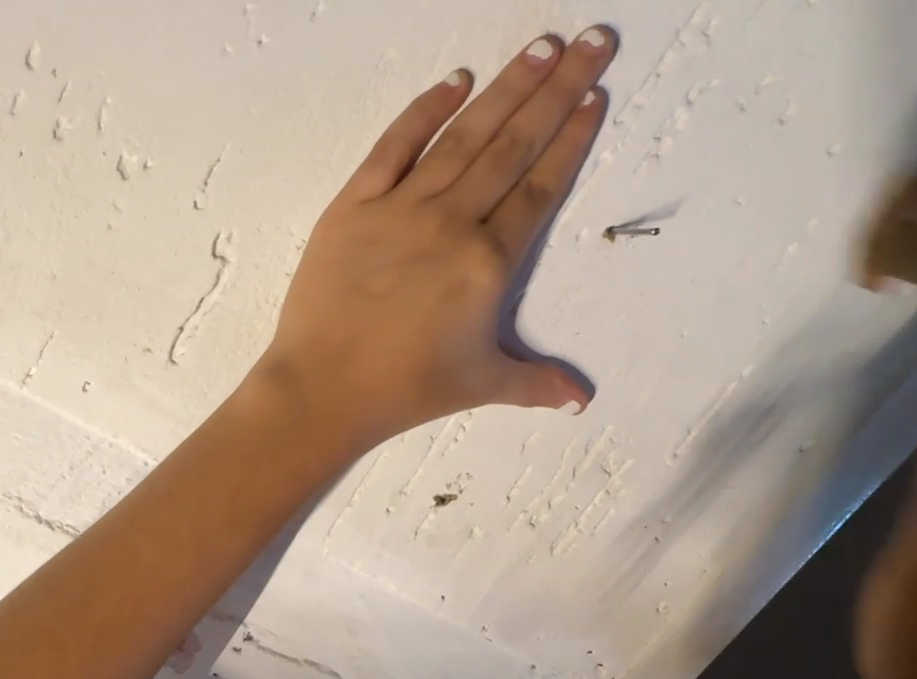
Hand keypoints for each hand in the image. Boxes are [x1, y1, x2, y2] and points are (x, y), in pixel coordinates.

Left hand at [250, 26, 616, 455]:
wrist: (322, 388)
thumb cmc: (401, 390)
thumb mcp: (479, 386)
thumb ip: (535, 382)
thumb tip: (582, 400)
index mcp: (488, 263)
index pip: (539, 187)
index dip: (570, 140)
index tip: (594, 96)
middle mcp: (450, 224)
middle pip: (512, 145)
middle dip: (557, 89)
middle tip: (593, 40)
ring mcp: (399, 210)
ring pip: (462, 137)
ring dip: (505, 88)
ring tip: (542, 47)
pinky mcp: (351, 207)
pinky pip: (392, 147)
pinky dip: (423, 111)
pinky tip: (454, 81)